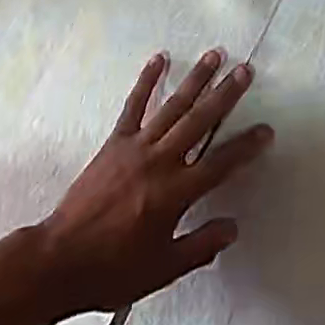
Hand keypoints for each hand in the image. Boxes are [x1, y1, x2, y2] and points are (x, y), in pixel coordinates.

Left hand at [36, 50, 274, 313]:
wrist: (59, 261)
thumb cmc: (112, 269)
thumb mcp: (163, 268)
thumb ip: (201, 246)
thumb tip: (232, 228)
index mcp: (175, 193)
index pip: (221, 164)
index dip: (246, 147)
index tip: (265, 131)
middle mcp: (160, 162)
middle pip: (200, 121)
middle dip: (226, 94)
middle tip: (245, 71)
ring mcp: (136, 147)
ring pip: (173, 106)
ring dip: (196, 79)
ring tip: (215, 55)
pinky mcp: (115, 142)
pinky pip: (134, 105)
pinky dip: (147, 80)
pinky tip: (160, 59)